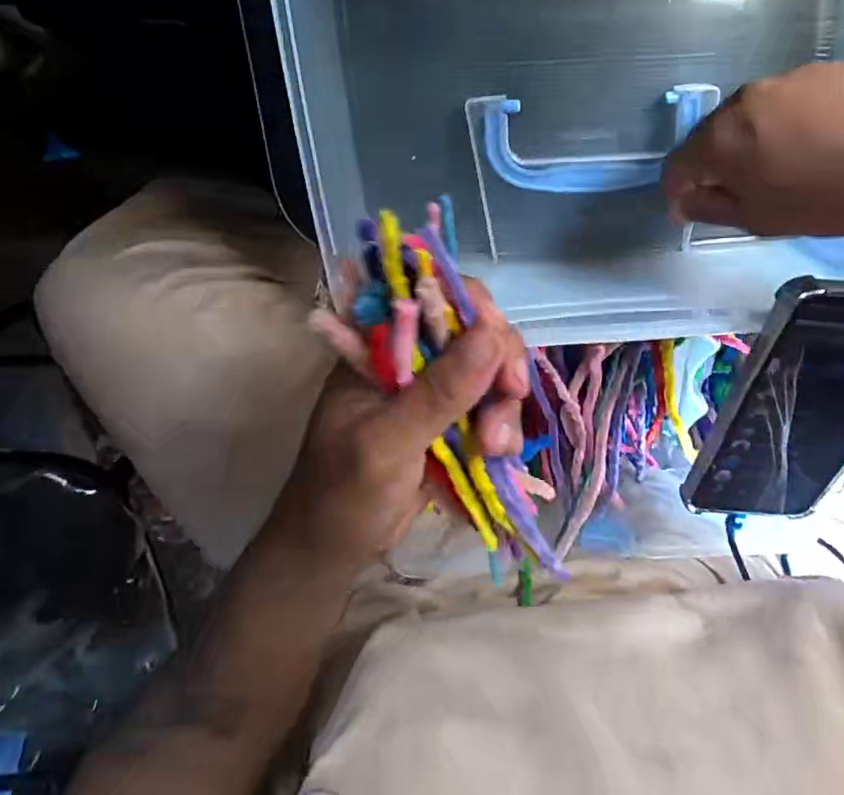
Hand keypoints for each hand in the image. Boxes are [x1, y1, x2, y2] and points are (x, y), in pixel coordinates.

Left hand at [262, 281, 527, 571]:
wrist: (334, 549)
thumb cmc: (342, 491)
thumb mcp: (386, 442)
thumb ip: (439, 391)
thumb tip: (493, 334)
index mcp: (379, 341)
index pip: (433, 294)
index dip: (475, 308)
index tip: (498, 346)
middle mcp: (410, 354)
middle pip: (476, 329)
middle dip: (499, 363)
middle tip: (509, 395)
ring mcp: (434, 387)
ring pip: (492, 369)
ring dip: (504, 403)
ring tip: (494, 446)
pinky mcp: (452, 419)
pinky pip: (493, 406)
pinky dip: (504, 426)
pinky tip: (498, 454)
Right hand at [662, 62, 843, 238]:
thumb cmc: (833, 198)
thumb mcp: (765, 219)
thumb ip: (714, 208)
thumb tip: (688, 201)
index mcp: (720, 138)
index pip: (678, 164)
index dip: (678, 191)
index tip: (688, 211)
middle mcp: (745, 98)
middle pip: (715, 134)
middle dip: (718, 163)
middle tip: (742, 193)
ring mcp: (789, 78)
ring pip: (756, 114)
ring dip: (758, 141)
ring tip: (792, 168)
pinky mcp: (830, 69)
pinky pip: (796, 101)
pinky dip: (797, 124)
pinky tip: (829, 145)